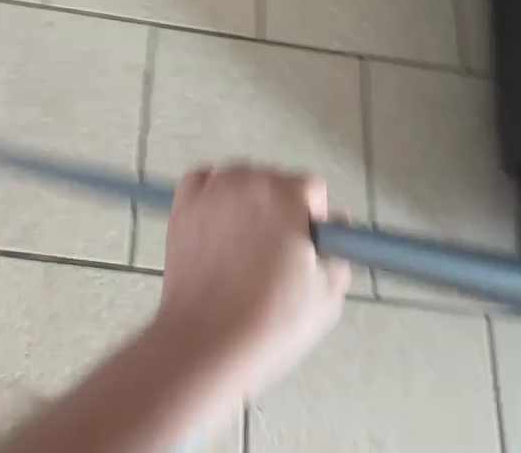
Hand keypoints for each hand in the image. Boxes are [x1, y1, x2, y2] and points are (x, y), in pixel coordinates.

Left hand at [152, 165, 352, 397]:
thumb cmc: (270, 320)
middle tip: (278, 253)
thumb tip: (333, 230)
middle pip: (275, 181)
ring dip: (248, 201)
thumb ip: (338, 252)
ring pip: (240, 179)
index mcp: (286, 195)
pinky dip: (212, 194)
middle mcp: (246, 180)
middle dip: (282, 209)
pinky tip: (217, 223)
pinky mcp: (182, 205)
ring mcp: (211, 191)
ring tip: (245, 246)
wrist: (206, 341)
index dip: (315, 218)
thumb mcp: (327, 295)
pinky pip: (203, 181)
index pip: (312, 188)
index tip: (309, 247)